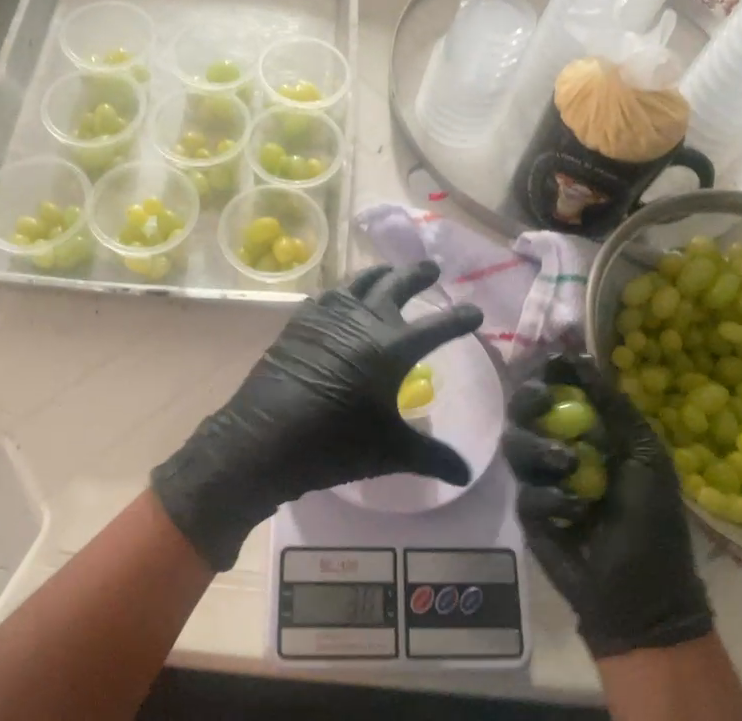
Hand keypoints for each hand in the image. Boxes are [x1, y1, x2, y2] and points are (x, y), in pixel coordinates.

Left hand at [152, 263, 484, 569]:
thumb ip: (432, 456)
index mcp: (392, 348)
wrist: (266, 438)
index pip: (438, 326)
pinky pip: (329, 295)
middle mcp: (364, 322)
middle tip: (432, 268)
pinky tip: (343, 295)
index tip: (475, 311)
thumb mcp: (391, 452)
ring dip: (379, 274)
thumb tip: (466, 473)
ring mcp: (329, 317)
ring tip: (390, 272)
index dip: (460, 318)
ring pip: (360, 282)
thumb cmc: (335, 445)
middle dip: (418, 275)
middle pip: (397, 285)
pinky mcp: (301, 322)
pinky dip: (344, 290)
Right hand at [504, 353, 712, 656]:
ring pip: (516, 445)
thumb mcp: (645, 454)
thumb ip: (613, 406)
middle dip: (529, 400)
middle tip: (543, 402)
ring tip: (570, 465)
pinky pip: (526, 492)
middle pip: (524, 410)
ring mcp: (542, 480)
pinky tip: (575, 512)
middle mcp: (560, 447)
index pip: (558, 389)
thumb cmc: (654, 519)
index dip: (550, 373)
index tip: (550, 365)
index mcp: (591, 430)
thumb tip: (579, 358)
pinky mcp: (530, 513)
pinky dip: (551, 498)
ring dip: (541, 448)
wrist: (644, 591)